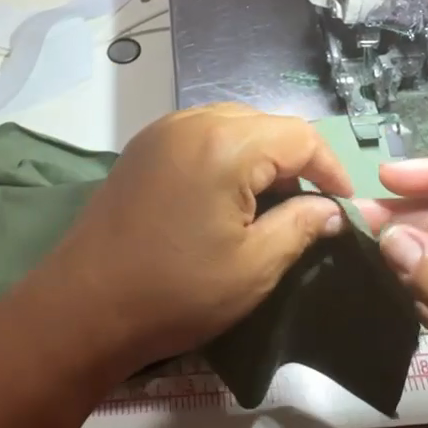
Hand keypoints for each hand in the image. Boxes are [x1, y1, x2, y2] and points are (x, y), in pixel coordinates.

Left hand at [29, 104, 353, 371]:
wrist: (84, 306)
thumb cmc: (176, 291)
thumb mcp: (253, 267)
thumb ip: (300, 226)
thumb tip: (330, 209)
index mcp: (225, 143)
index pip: (298, 135)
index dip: (330, 166)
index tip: (343, 205)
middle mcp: (193, 121)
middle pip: (264, 122)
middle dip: (295, 159)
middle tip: (309, 205)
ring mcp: (162, 130)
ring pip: (232, 123)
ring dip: (260, 154)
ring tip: (271, 200)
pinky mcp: (143, 147)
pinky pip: (200, 133)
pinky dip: (225, 153)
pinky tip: (226, 193)